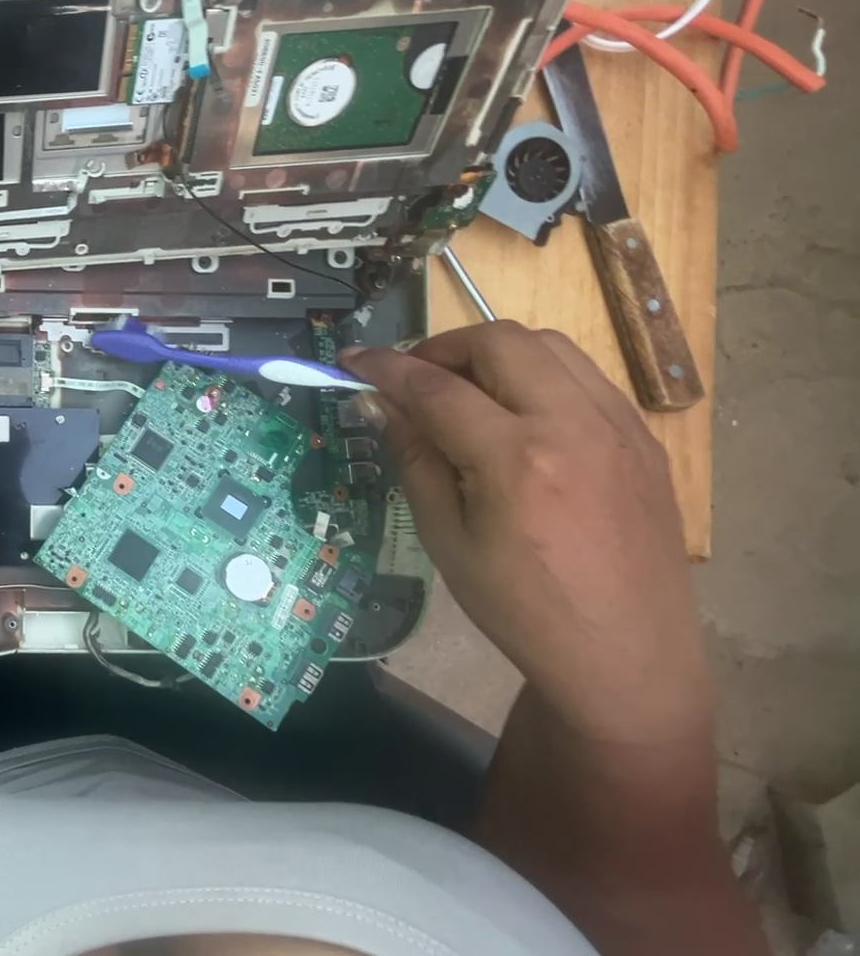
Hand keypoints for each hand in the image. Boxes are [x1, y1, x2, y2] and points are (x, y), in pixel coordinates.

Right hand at [341, 323, 711, 746]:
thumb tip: (379, 402)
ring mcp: (619, 427)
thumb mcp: (444, 535)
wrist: (624, 652)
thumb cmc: (517, 605)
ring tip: (460, 390)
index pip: (436, 387)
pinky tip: (512, 412)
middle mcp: (574, 426)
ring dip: (491, 353)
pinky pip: (582, 375)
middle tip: (410, 380)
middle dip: (441, 348)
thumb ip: (414, 456)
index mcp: (516, 459)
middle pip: (500, 342)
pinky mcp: (643, 438)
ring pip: (548, 345)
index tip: (351, 358)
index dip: (385, 366)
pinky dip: (535, 373)